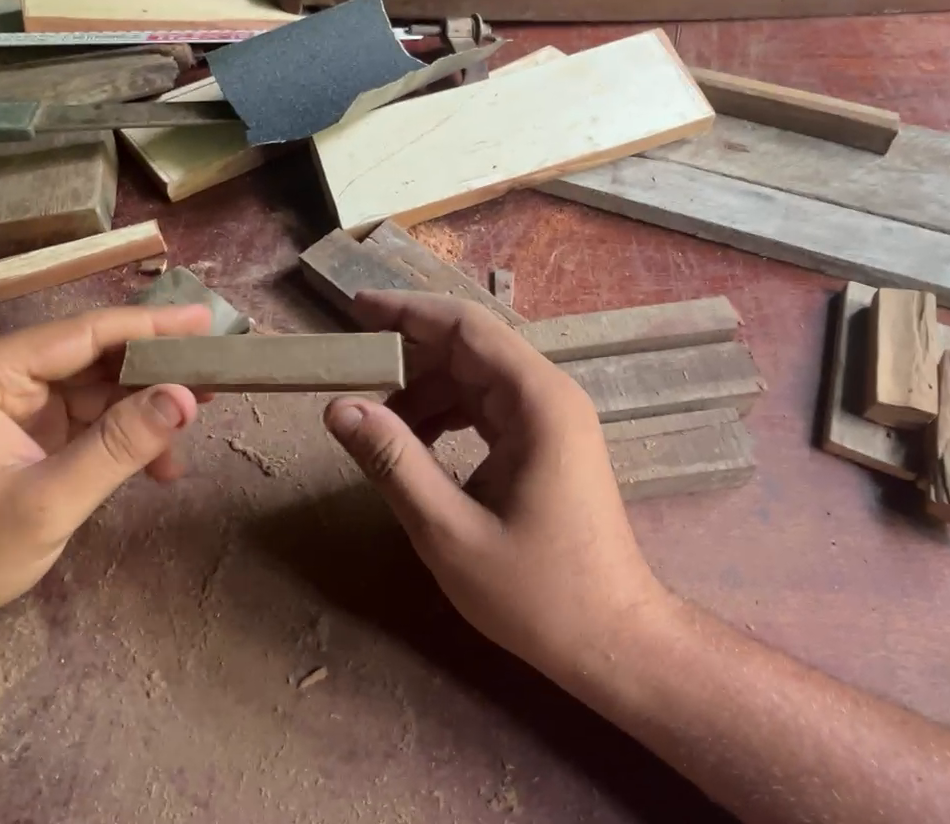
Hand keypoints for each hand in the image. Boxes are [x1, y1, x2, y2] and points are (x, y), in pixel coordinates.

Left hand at [0, 304, 213, 647]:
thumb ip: (118, 447)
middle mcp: (3, 373)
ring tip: (203, 416)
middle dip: (158, 366)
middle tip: (220, 370)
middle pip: (98, 353)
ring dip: (149, 406)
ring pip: (102, 385)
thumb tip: (186, 398)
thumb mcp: (47, 504)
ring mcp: (18, 401)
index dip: (152, 327)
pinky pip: (93, 417)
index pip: (86, 334)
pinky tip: (163, 464)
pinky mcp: (31, 429)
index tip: (209, 322)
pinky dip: (129, 436)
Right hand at [321, 291, 674, 677]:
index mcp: (536, 402)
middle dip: (409, 355)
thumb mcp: (448, 531)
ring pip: (477, 377)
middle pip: (471, 348)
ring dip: (425, 391)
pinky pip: (489, 406)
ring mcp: (552, 417)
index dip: (407, 312)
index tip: (355, 310)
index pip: (466, 327)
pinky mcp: (548, 441)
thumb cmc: (536, 593)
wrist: (612, 638)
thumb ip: (392, 462)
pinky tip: (415, 444)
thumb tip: (338, 407)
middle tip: (351, 371)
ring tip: (377, 425)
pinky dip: (448, 415)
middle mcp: (549, 395)